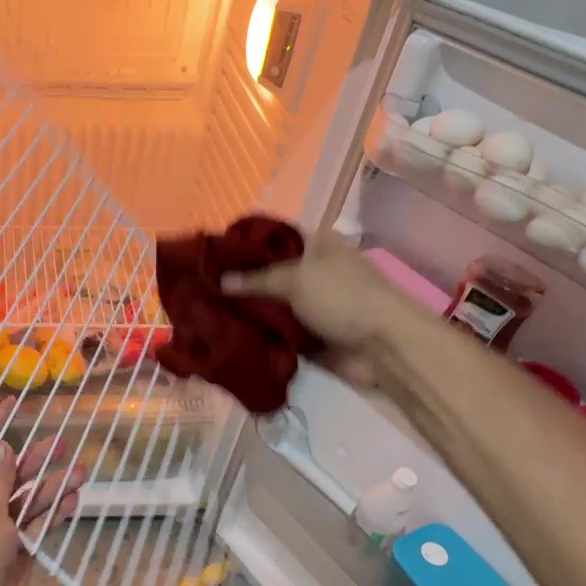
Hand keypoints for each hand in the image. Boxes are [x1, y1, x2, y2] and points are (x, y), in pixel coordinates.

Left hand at [0, 399, 87, 585]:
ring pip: (26, 499)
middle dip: (33, 460)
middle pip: (7, 476)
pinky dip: (54, 510)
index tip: (10, 404)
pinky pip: (38, 524)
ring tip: (81, 469)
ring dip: (50, 484)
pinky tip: (73, 496)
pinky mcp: (18, 551)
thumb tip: (6, 450)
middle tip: (61, 441)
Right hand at [221, 232, 432, 386]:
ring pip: (271, 305)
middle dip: (240, 282)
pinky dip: (259, 333)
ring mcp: (313, 305)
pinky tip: (227, 333)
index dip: (244, 245)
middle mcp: (315, 271)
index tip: (210, 256)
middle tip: (202, 287)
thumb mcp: (295, 278)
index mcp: (318, 245)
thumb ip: (256, 279)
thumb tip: (219, 281)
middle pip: (269, 273)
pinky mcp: (311, 335)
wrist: (383, 347)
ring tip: (206, 311)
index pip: (274, 238)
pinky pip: (278, 331)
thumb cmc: (343, 297)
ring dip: (247, 311)